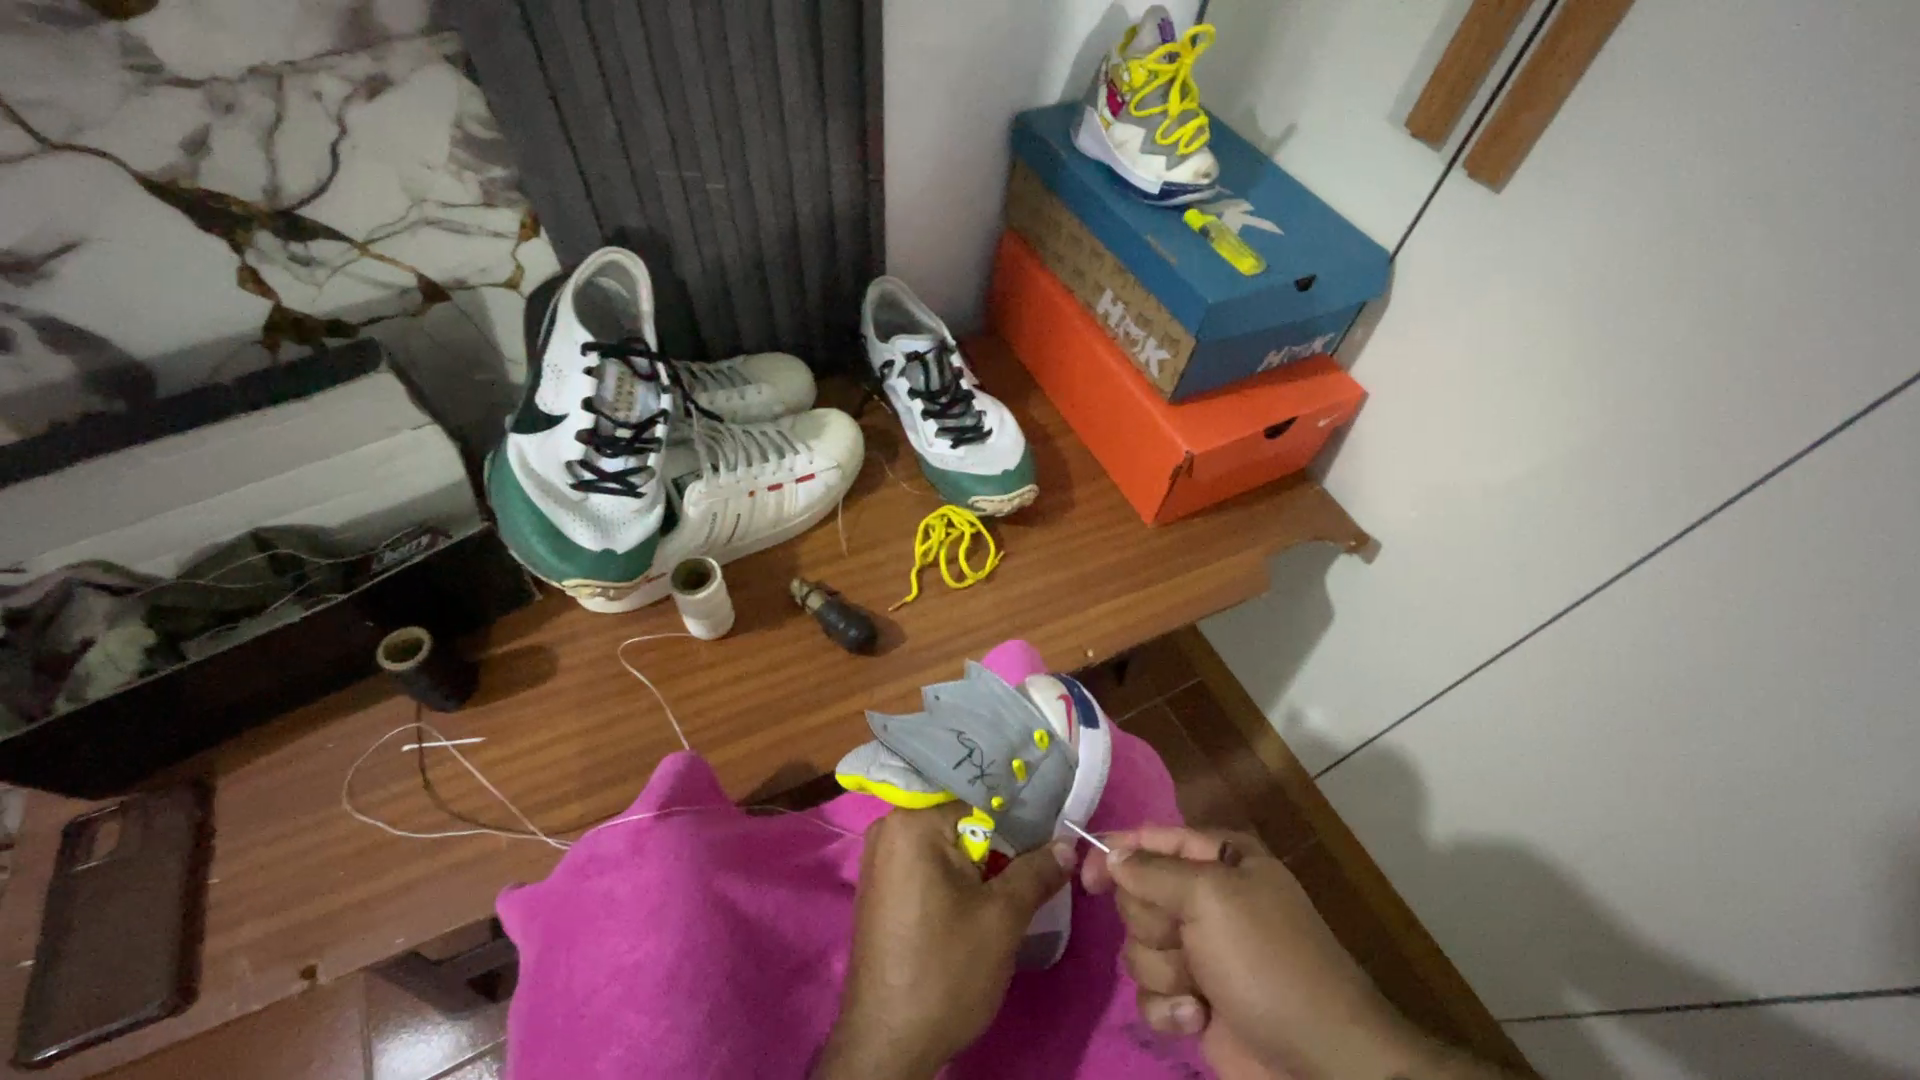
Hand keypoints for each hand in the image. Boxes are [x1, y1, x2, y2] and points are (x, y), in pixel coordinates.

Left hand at [814, 804, 1076, 1079]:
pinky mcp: (885, 887)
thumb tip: (1068, 843)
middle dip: (1005, 833)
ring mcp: (883, 858)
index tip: (1058, 820)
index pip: (980, 795)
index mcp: (913, 822)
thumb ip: (1037, 870)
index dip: (1023, 809)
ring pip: (950, 841)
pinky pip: (932, 861)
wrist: (888, 1043)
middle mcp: (890, 828)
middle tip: (1048, 847)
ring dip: (987, 855)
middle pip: (963, 816)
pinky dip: (963, 871)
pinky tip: (991, 889)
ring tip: (1029, 868)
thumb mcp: (1002, 918)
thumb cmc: (945, 971)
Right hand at [1084, 827, 1485, 1079]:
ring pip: (1137, 947)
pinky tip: (1199, 1018)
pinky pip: (1149, 992)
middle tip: (1183, 940)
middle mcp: (1206, 899)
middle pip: (1137, 896)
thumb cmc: (1267, 961)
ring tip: (1199, 988)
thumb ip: (1152, 870)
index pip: (1151, 839)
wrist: (1317, 1058)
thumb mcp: (1211, 898)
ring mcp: (1198, 952)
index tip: (1086, 878)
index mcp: (1219, 859)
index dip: (1115, 853)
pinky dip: (1169, 1008)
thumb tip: (1110, 853)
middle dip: (1152, 926)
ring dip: (1163, 972)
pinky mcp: (1191, 999)